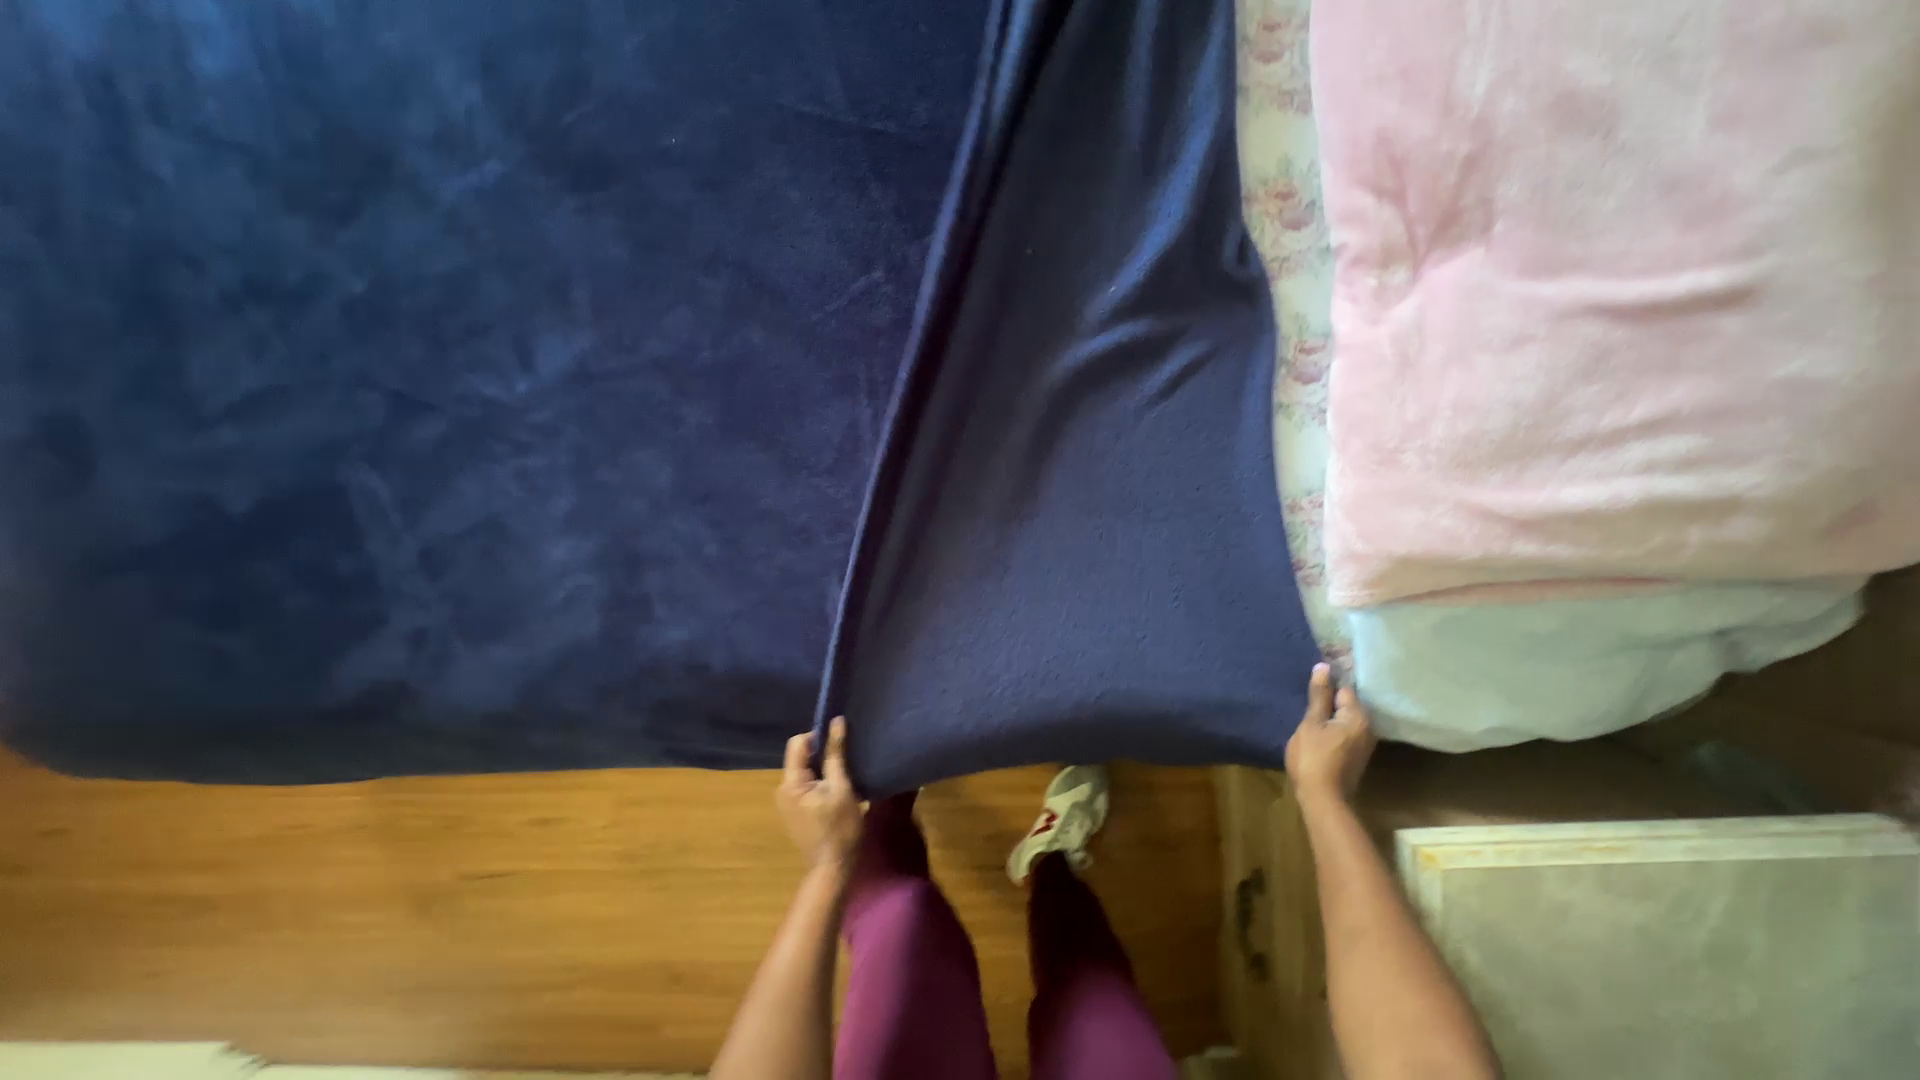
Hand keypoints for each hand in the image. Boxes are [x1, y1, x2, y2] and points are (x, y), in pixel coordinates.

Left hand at [777, 717, 864, 870]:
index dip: (818, 736)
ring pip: (804, 771)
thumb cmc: (840, 828)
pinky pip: (805, 785)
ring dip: (822, 768)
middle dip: (821, 753)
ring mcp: (786, 802)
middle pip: (800, 756)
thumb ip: (836, 754)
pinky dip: (819, 781)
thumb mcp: (842, 788)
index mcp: (791, 783)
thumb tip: (836, 721)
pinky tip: (836, 789)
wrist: (832, 868)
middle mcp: (782, 789)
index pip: (797, 743)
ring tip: (843, 772)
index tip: (839, 742)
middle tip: (846, 758)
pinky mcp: (794, 811)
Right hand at [1286, 663, 1376, 804]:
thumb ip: (1319, 696)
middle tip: (1305, 699)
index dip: (1325, 685)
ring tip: (1308, 714)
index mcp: (1358, 716)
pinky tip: (1317, 732)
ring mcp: (1364, 743)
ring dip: (1329, 715)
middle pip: (1347, 703)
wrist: (1323, 800)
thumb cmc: (1314, 758)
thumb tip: (1323, 667)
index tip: (1308, 685)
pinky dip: (1332, 729)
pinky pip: (1345, 732)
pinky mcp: (1356, 755)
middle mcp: (1367, 727)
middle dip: (1328, 700)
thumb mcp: (1311, 724)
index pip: (1344, 688)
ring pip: (1345, 719)